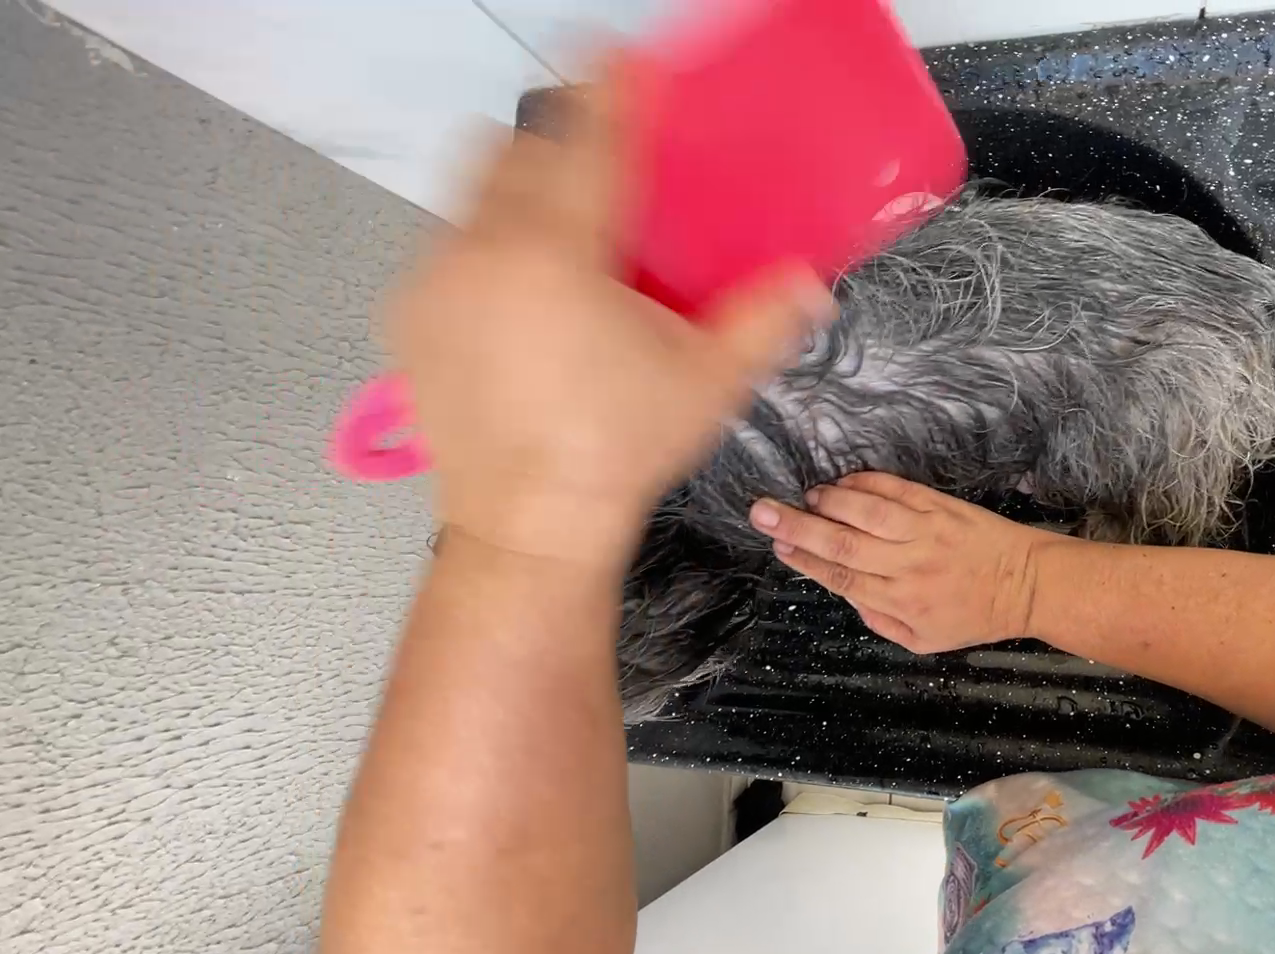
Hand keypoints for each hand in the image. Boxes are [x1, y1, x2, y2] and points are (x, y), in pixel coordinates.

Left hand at [384, 70, 832, 570]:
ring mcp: (434, 281)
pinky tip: (524, 308)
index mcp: (560, 255)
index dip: (612, 87)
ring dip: (518, 195)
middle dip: (557, 141)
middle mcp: (481, 249)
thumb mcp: (709, 386)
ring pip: (469, 194)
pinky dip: (486, 252)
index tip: (622, 55)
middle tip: (602, 178)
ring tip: (564, 248)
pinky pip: (444, 250)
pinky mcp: (408, 318)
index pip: (589, 139)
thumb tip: (812, 286)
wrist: (531, 523)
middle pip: (512, 145)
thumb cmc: (623, 450)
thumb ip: (762, 324)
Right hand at [746, 473, 1066, 652]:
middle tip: (761, 511)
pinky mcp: (941, 507)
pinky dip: (866, 483)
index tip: (776, 544)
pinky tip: (844, 481)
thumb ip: (880, 620)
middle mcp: (906, 565)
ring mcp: (924, 532)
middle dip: (797, 526)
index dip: (802, 560)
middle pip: (841, 543)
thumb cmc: (975, 614)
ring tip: (806, 497)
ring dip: (830, 501)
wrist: (1029, 585)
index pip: (839, 577)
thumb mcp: (923, 640)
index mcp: (899, 601)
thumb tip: (847, 594)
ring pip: (865, 512)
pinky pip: (896, 490)